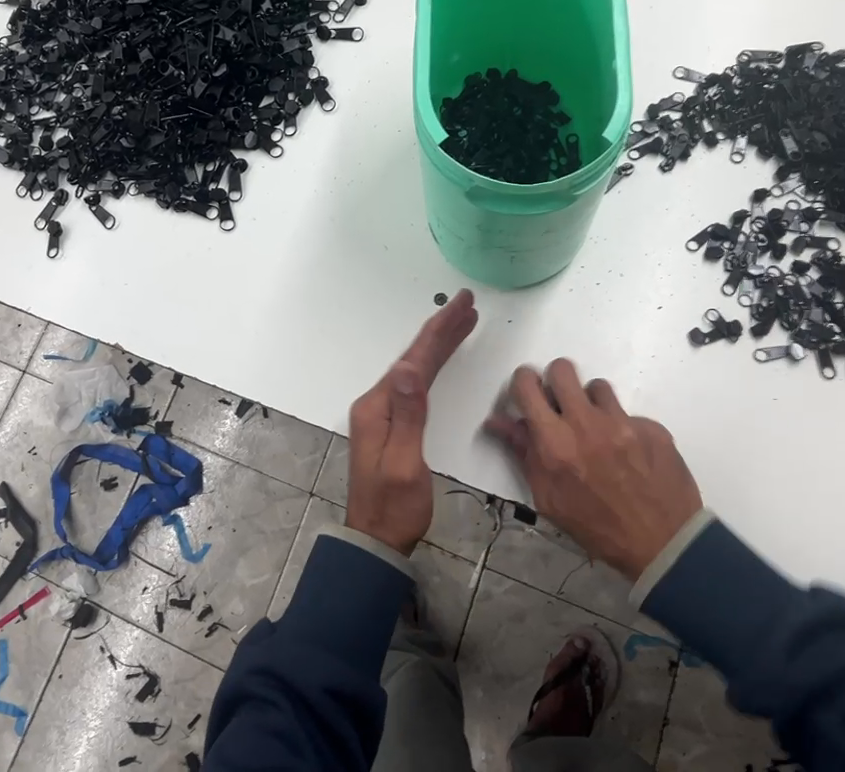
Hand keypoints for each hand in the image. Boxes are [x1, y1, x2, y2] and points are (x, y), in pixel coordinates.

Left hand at [345, 290, 478, 554]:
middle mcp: (377, 403)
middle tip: (468, 304)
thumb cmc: (394, 507)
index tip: (463, 306)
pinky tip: (440, 359)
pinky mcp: (391, 424)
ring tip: (462, 322)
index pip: (415, 359)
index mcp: (378, 408)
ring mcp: (382, 413)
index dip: (440, 330)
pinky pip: (415, 383)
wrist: (376, 539)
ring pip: (415, 368)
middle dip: (441, 329)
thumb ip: (409, 415)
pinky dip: (432, 365)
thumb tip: (409, 367)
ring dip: (438, 344)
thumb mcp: (405, 463)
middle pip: (414, 357)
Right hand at [484, 360, 701, 579]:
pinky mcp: (652, 428)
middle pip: (562, 369)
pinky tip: (628, 455)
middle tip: (560, 405)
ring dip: (590, 403)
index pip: (527, 385)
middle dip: (556, 381)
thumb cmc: (595, 527)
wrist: (663, 544)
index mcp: (554, 442)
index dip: (523, 383)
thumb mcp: (548, 498)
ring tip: (597, 431)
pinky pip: (628, 414)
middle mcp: (586, 423)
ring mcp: (623, 422)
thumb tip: (498, 421)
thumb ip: (523, 452)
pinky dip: (622, 428)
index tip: (528, 395)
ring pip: (597, 386)